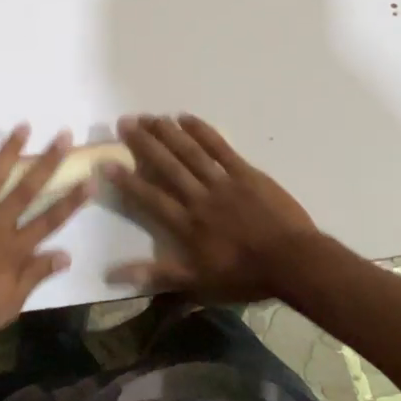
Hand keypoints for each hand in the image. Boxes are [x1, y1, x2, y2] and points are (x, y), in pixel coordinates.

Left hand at [0, 126, 90, 337]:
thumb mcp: (11, 304)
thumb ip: (36, 275)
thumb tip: (66, 255)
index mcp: (14, 250)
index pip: (49, 221)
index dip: (72, 201)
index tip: (90, 180)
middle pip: (26, 190)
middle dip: (47, 162)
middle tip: (63, 136)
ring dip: (8, 151)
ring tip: (23, 127)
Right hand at [108, 114, 318, 301]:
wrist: (294, 263)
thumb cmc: (245, 277)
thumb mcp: (197, 284)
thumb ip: (156, 274)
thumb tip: (113, 275)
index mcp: (186, 224)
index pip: (150, 198)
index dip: (127, 181)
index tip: (106, 163)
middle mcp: (199, 198)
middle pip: (167, 166)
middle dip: (144, 144)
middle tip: (124, 123)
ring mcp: (224, 182)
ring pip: (190, 152)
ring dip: (168, 133)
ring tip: (149, 117)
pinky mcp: (246, 173)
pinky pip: (220, 148)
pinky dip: (202, 132)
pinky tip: (186, 118)